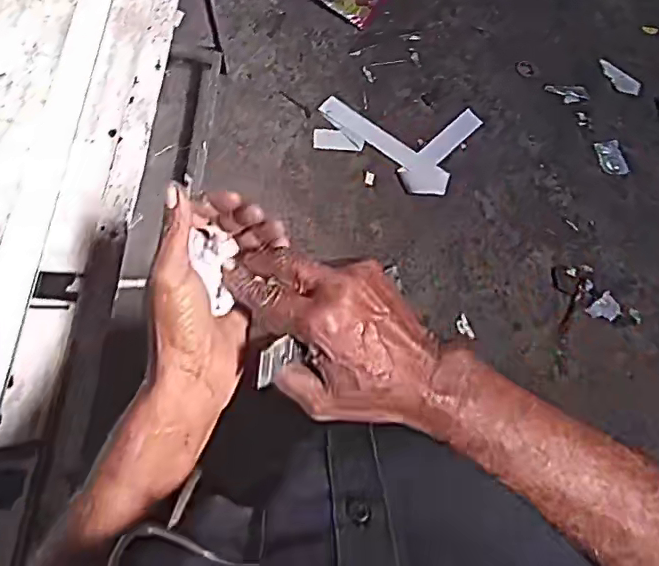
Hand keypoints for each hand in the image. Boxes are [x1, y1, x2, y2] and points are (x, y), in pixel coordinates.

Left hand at [145, 184, 250, 424]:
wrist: (194, 381)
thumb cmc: (174, 336)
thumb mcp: (170, 273)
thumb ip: (174, 230)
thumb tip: (172, 193)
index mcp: (180, 257)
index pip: (199, 217)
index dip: (217, 204)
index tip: (232, 200)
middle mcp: (202, 268)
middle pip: (228, 229)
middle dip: (244, 217)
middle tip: (255, 215)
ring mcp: (225, 285)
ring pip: (247, 248)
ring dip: (262, 235)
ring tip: (273, 231)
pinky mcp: (245, 303)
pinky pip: (262, 274)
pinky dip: (273, 260)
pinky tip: (280, 254)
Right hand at [222, 247, 466, 438]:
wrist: (424, 373)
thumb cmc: (381, 387)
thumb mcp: (322, 400)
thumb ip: (287, 375)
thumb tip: (271, 354)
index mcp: (322, 321)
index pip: (271, 297)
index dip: (247, 286)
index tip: (234, 277)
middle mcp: (338, 290)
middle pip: (287, 263)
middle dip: (263, 260)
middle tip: (247, 260)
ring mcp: (356, 275)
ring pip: (311, 264)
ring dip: (296, 274)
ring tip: (290, 291)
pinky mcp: (369, 270)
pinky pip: (334, 269)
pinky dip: (324, 280)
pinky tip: (326, 299)